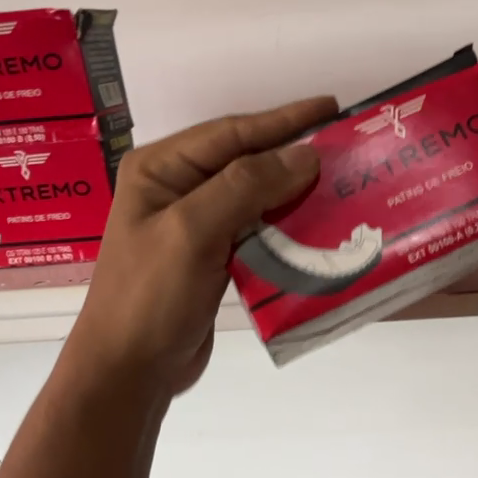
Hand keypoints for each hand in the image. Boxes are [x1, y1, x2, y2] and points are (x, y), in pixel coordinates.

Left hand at [67, 96, 338, 396]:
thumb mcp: (193, 232)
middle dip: (294, 154)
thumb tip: (304, 155)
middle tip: (346, 147)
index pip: (231, 133)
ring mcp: (196, 226)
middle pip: (246, 161)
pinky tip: (317, 227)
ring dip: (295, 192)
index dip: (284, 120)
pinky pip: (257, 232)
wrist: (130, 370)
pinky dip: (287, 228)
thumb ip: (245, 187)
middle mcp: (178, 190)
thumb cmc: (150, 297)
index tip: (332, 107)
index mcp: (162, 170)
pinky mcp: (213, 260)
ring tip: (342, 184)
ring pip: (256, 198)